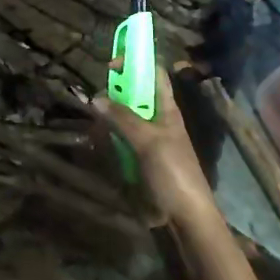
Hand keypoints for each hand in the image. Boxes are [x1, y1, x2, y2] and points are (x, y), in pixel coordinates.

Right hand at [92, 63, 213, 219]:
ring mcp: (146, 141)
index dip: (136, 63)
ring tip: (96, 132)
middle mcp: (156, 120)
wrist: (184, 216)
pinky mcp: (136, 161)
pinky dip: (108, 144)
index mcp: (166, 108)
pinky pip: (118, 144)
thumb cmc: (173, 172)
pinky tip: (98, 149)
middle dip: (113, 97)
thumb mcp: (148, 141)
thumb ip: (123, 118)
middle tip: (95, 103)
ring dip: (107, 123)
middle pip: (132, 97)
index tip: (111, 64)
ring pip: (121, 121)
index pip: (153, 74)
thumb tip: (96, 98)